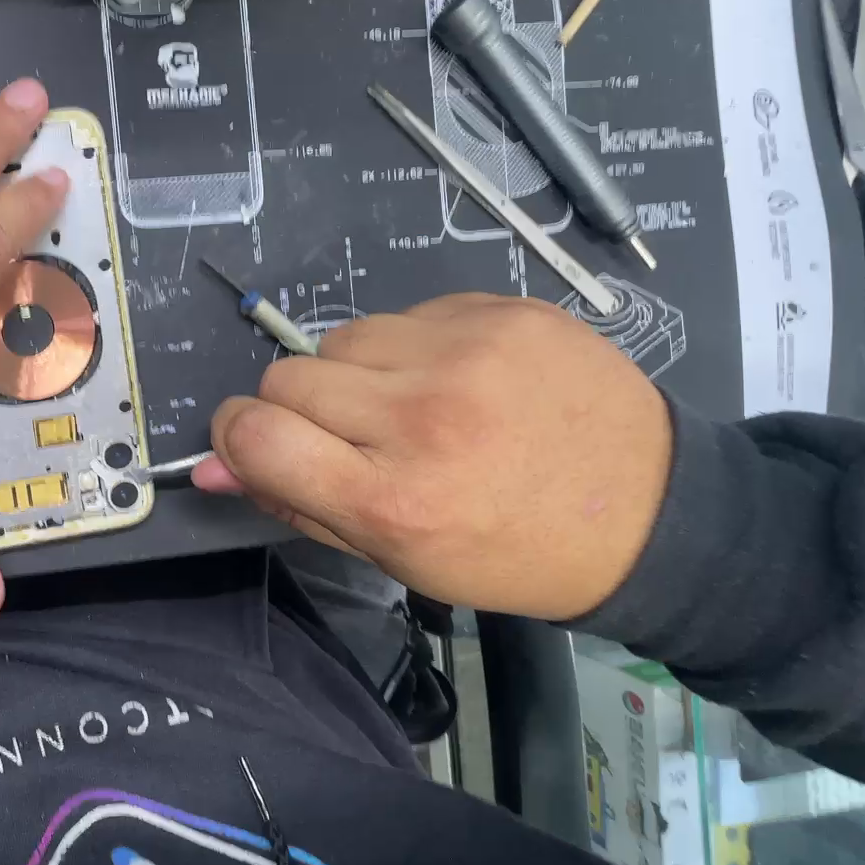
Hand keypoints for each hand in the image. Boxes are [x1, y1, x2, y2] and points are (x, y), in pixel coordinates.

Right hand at [192, 294, 672, 620]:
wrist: (653, 514)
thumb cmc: (506, 551)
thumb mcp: (394, 555)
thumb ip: (291, 502)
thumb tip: (211, 466)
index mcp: (393, 498)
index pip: (255, 433)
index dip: (237, 434)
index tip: (260, 442)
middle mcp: (422, 417)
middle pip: (285, 376)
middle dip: (299, 408)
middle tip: (352, 436)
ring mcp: (465, 353)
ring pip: (338, 338)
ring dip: (352, 373)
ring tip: (409, 404)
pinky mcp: (498, 309)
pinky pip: (400, 315)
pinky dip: (407, 347)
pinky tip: (454, 377)